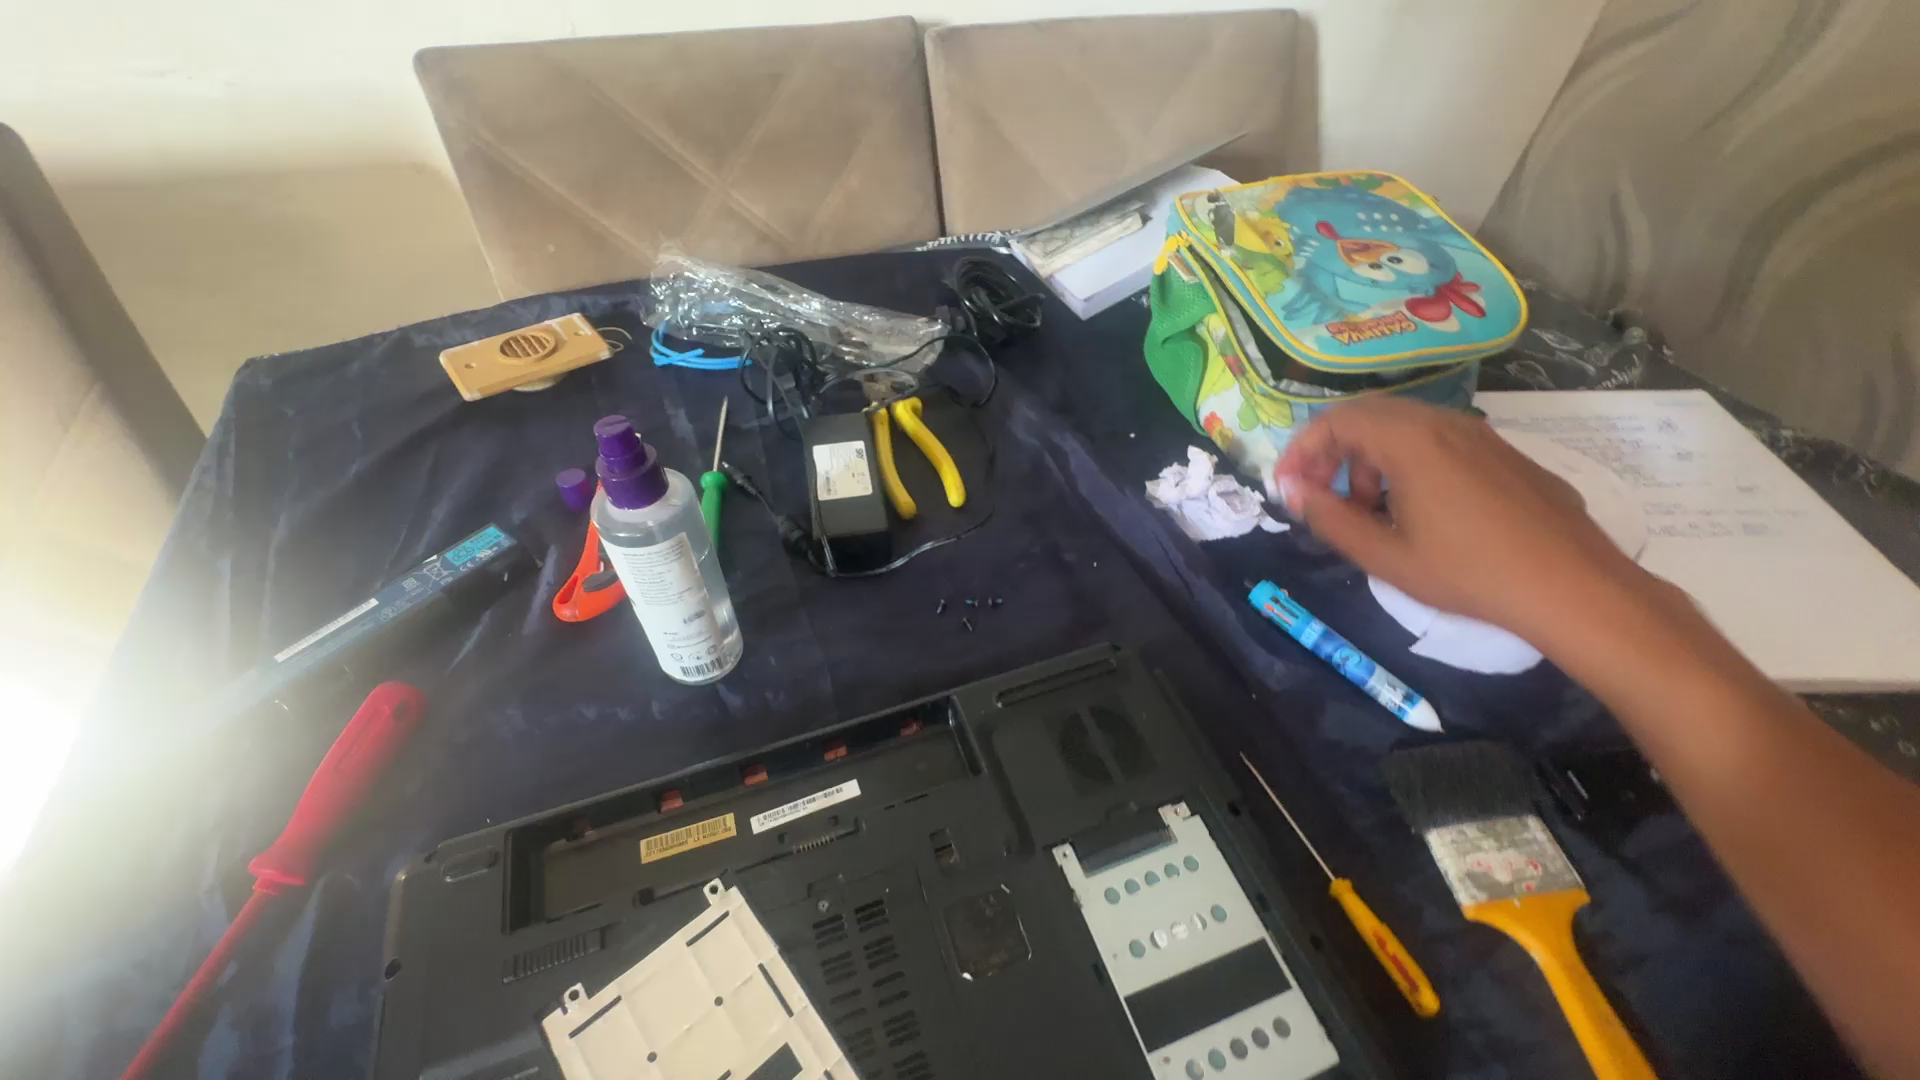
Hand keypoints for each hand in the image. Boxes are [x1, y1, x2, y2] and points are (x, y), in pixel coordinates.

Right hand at [1274, 398, 1651, 639]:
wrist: (1574, 586)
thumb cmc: (1468, 573)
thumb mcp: (1385, 556)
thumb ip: (1330, 519)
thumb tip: (1295, 492)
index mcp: (1410, 441)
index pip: (1336, 421)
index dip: (1301, 450)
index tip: (1288, 487)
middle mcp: (1444, 423)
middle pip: (1368, 416)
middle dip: (1332, 452)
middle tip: (1320, 495)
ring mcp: (1481, 435)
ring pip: (1405, 428)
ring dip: (1370, 460)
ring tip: (1368, 510)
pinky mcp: (1505, 454)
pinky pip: (1439, 441)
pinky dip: (1407, 463)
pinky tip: (1417, 510)